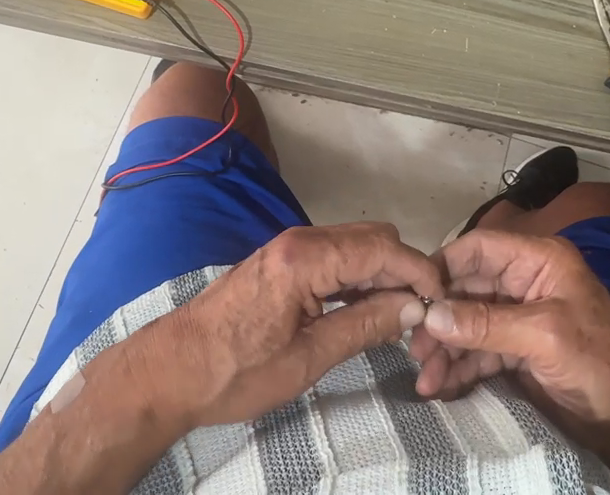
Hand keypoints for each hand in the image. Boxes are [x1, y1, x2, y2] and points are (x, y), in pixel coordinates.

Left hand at [153, 222, 442, 427]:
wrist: (169, 371)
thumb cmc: (234, 373)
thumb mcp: (307, 359)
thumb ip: (364, 325)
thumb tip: (414, 307)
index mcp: (307, 259)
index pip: (383, 249)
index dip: (419, 271)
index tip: (441, 301)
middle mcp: (301, 240)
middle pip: (374, 237)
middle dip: (404, 269)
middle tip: (419, 313)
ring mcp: (290, 246)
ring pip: (356, 243)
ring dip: (382, 272)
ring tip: (397, 315)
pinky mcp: (283, 258)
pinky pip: (336, 254)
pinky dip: (358, 274)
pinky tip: (364, 306)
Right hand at [408, 230, 609, 428]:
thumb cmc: (599, 360)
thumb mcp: (544, 335)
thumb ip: (486, 323)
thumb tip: (430, 315)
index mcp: (540, 260)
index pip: (481, 248)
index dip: (445, 265)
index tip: (412, 293)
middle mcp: (527, 282)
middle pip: (469, 288)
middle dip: (440, 317)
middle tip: (412, 346)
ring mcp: (521, 318)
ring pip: (470, 323)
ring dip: (445, 349)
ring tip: (423, 377)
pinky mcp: (518, 351)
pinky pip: (479, 352)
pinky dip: (459, 368)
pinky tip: (439, 387)